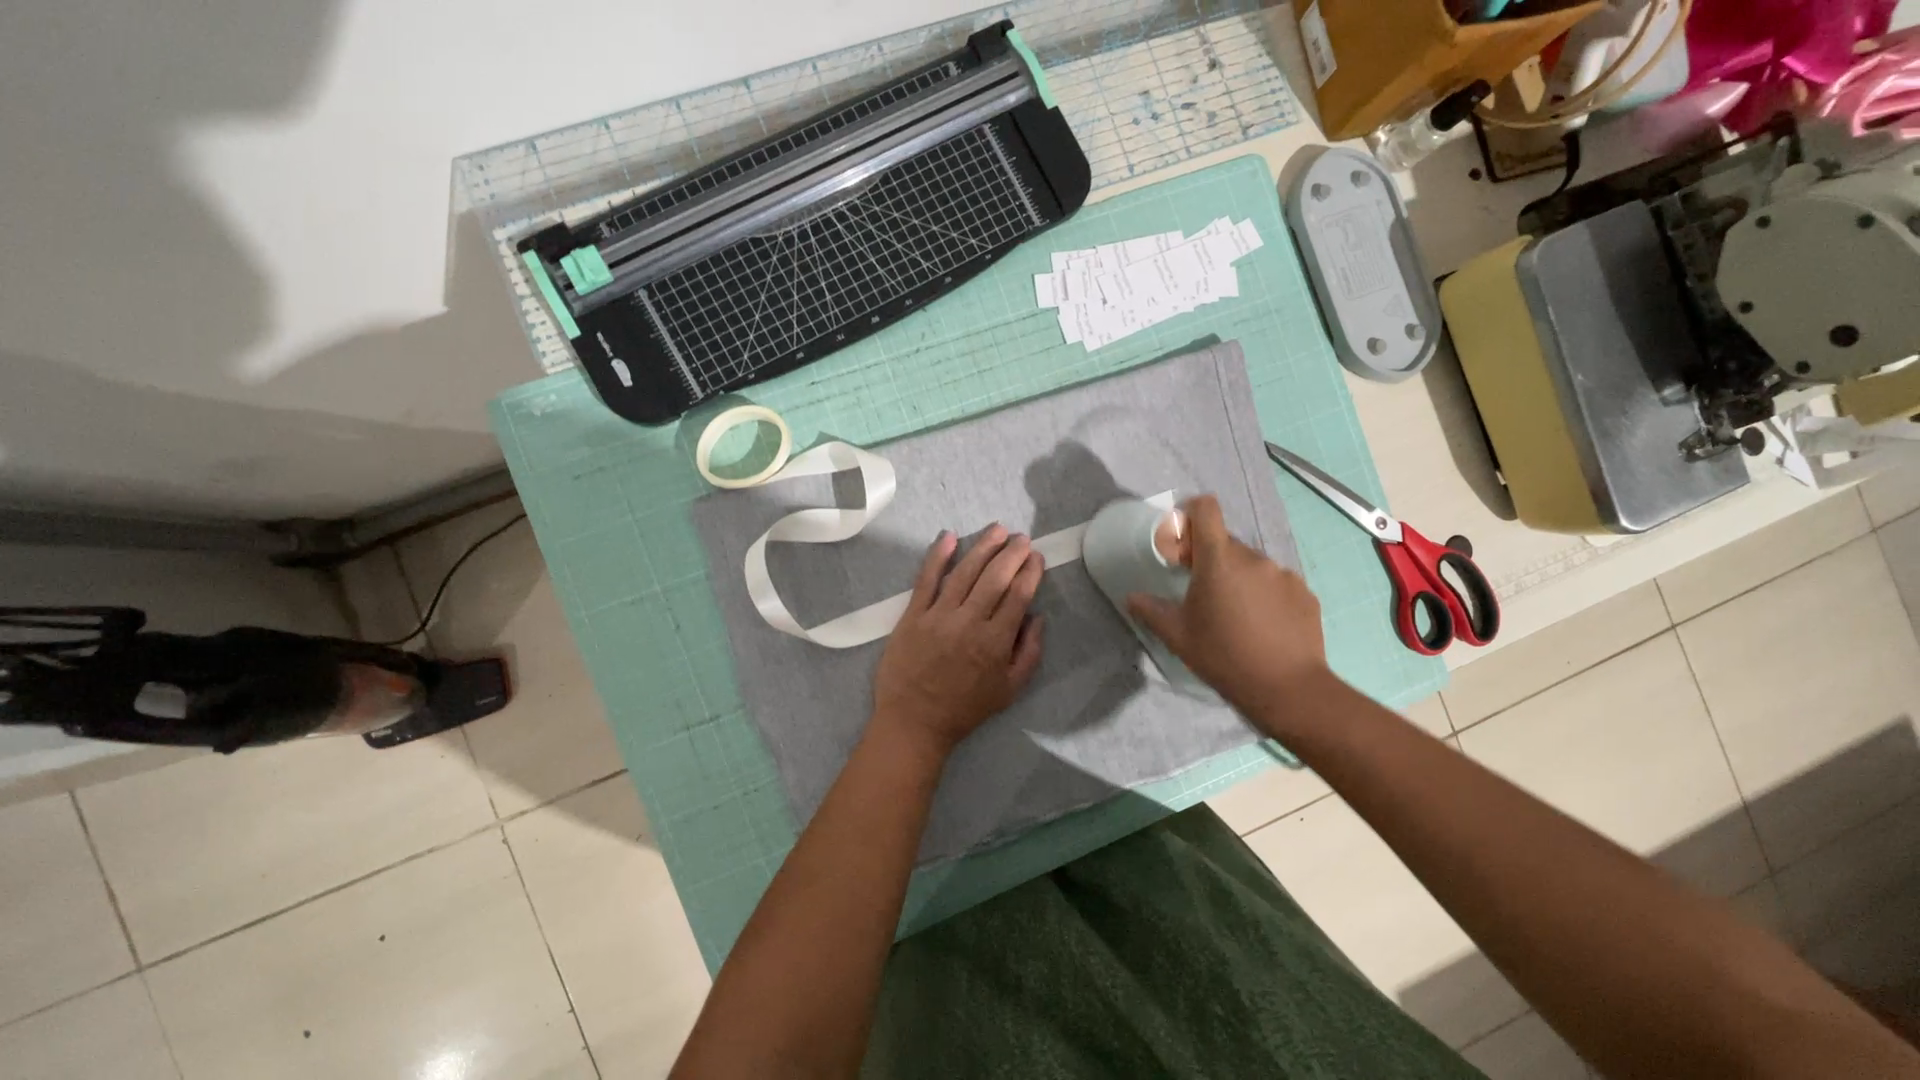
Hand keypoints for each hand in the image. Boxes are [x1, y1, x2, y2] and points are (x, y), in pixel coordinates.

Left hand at [871, 525, 1045, 755]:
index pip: (1018, 595)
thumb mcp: (1009, 690)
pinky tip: (950, 537)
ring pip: (964, 572)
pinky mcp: (912, 616)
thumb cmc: (965, 709)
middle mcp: (969, 622)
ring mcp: (938, 616)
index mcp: (996, 641)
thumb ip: (1029, 652)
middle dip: (1012, 553)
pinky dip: (938, 556)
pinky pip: (926, 580)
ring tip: (997, 530)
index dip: (1030, 572)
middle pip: (995, 577)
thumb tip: (1037, 617)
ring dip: (983, 547)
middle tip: (1021, 537)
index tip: (1036, 557)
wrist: (914, 721)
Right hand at [1126, 496, 1327, 716]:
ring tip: (1237, 617)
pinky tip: (1264, 628)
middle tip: (1204, 595)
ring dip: (1240, 580)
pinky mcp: (1305, 593)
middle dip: (1211, 560)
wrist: (1286, 688)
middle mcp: (1253, 558)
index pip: (1206, 509)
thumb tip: (1132, 598)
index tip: (1183, 541)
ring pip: (1253, 566)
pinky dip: (1266, 597)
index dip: (1192, 514)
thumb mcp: (1178, 637)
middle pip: (1226, 544)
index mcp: (1218, 560)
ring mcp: (1284, 574)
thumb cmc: (1224, 657)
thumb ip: (1150, 611)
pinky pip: (1277, 584)